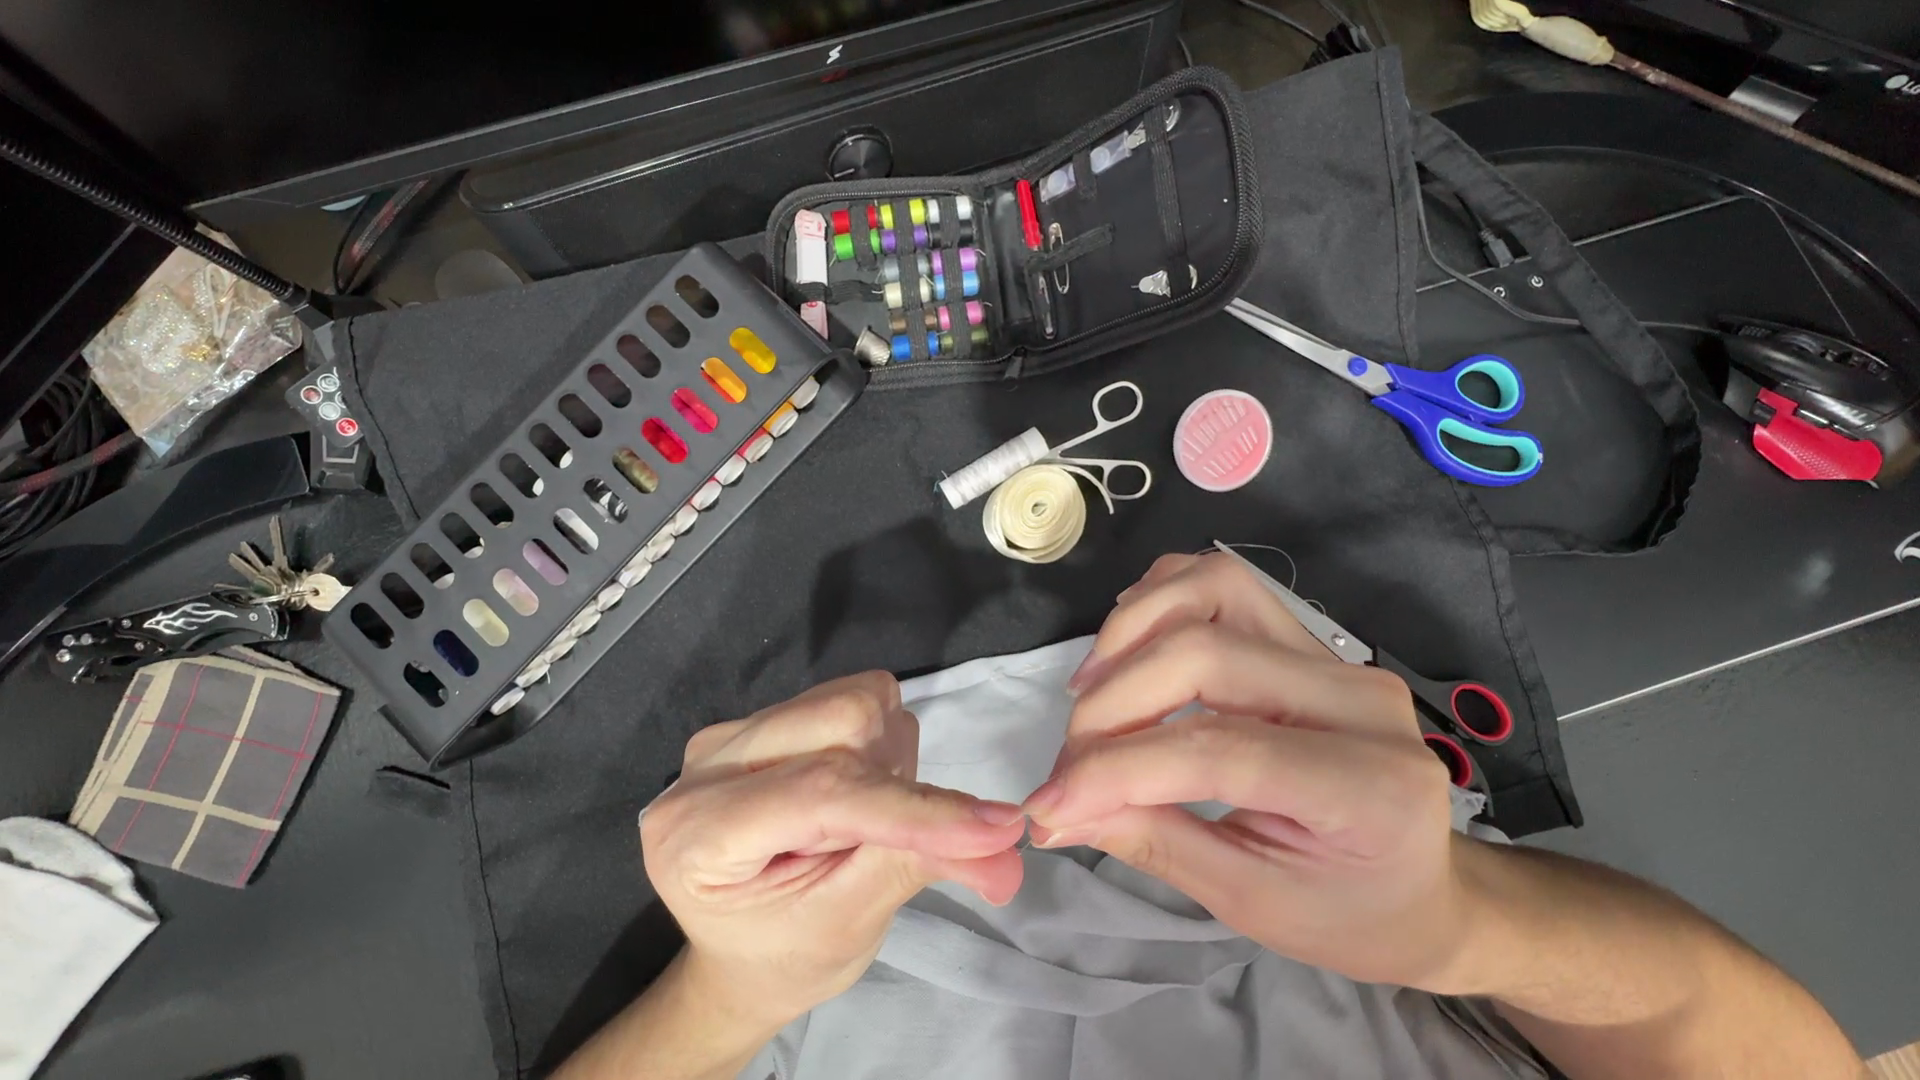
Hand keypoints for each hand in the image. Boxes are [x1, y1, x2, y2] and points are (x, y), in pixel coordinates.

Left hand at [641, 673, 1027, 1025]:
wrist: (744, 955)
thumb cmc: (785, 957)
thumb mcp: (849, 925)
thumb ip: (918, 864)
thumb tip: (1006, 842)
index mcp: (699, 834)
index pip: (822, 793)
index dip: (914, 807)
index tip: (998, 830)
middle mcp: (705, 765)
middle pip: (841, 719)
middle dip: (897, 775)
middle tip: (899, 835)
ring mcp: (732, 734)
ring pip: (851, 700)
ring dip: (888, 759)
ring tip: (866, 821)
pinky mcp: (761, 719)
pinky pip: (846, 698)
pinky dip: (875, 744)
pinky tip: (853, 791)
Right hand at [1023, 553, 1473, 989]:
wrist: (1422, 887)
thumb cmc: (1347, 913)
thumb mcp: (1250, 902)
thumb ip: (1151, 840)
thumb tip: (1054, 810)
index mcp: (1366, 787)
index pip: (1215, 751)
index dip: (1114, 770)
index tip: (1046, 804)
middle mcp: (1358, 699)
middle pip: (1203, 655)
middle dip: (1111, 705)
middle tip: (1066, 762)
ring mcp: (1335, 655)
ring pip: (1213, 588)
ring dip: (1130, 630)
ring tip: (1089, 691)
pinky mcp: (1307, 637)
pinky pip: (1222, 583)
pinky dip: (1158, 600)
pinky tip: (1128, 650)